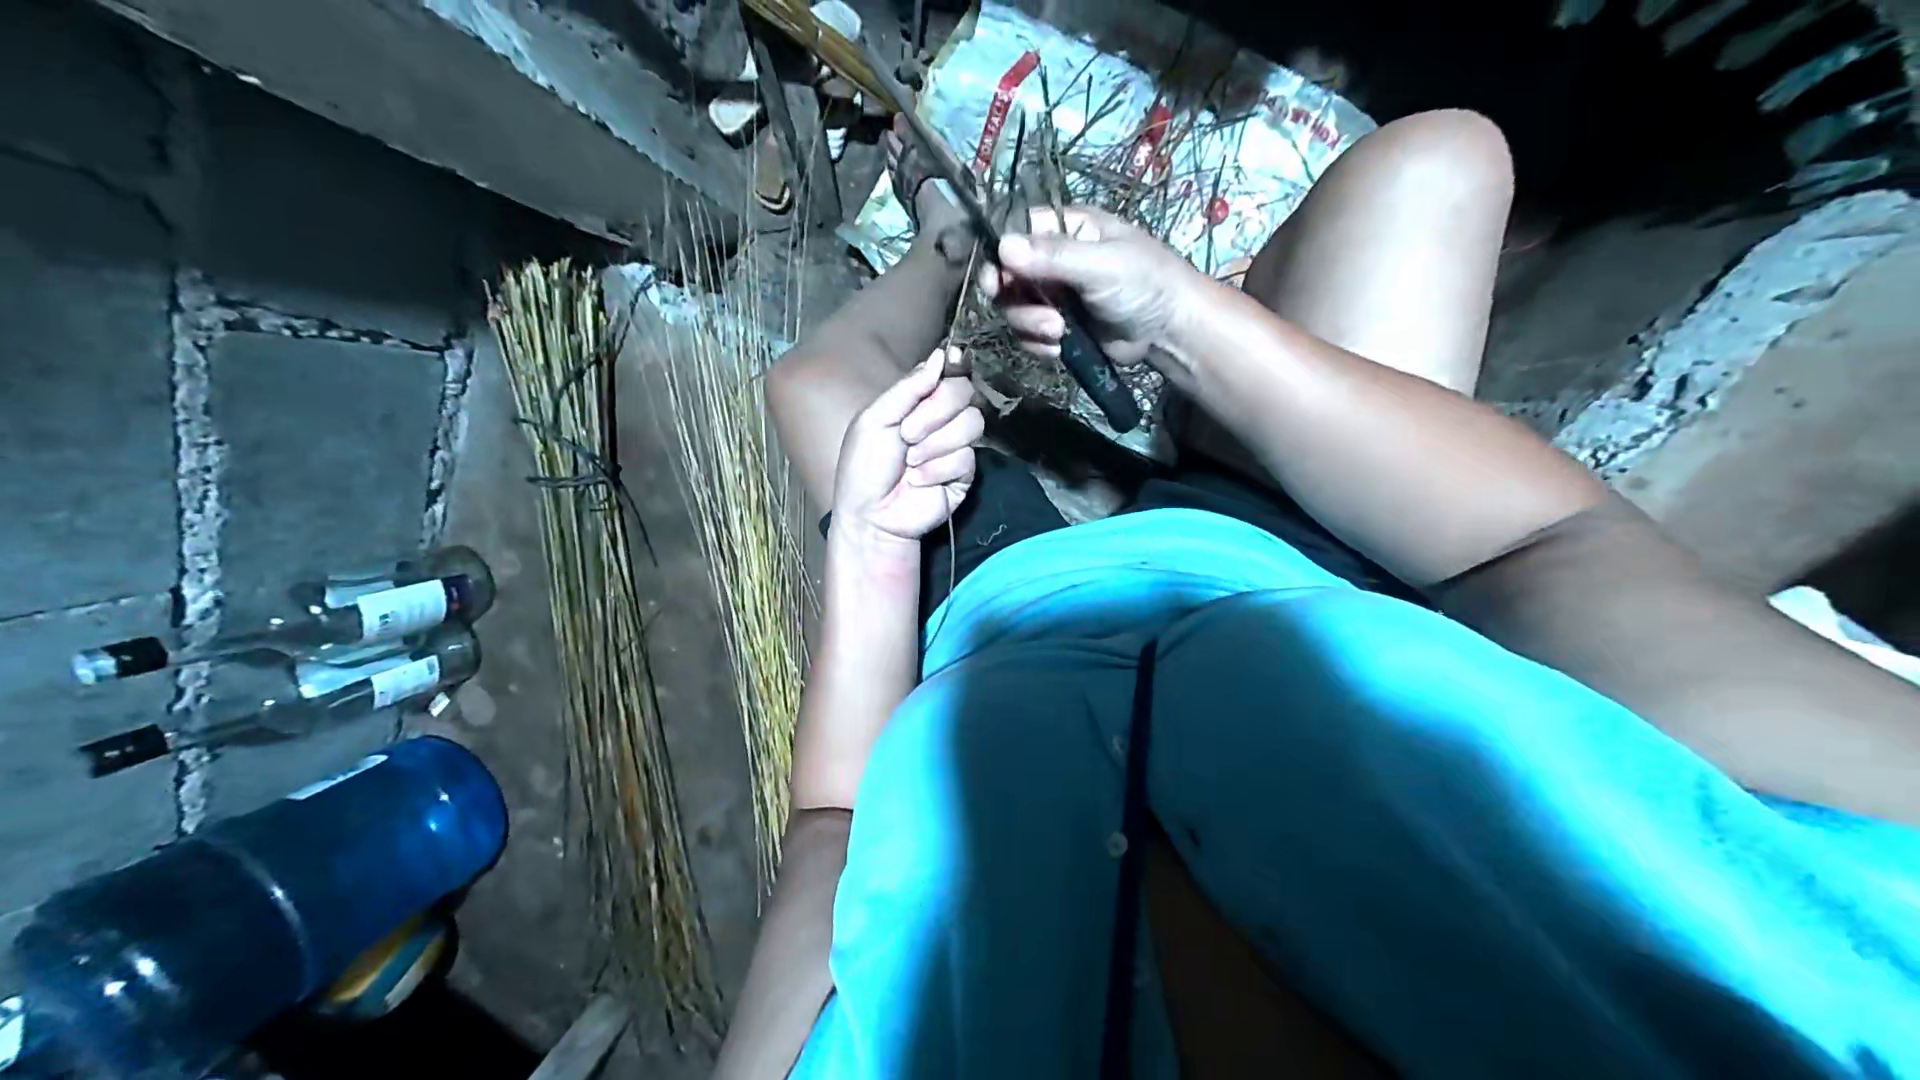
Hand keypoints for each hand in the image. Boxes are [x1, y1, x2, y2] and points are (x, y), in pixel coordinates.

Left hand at [832, 346, 982, 550]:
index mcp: (918, 403)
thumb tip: (941, 355)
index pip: (949, 374)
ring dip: (935, 444)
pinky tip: (918, 481)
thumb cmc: (864, 468)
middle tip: (907, 434)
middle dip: (935, 412)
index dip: (952, 369)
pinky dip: (937, 469)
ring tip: (911, 462)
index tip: (950, 364)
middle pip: (965, 394)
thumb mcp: (875, 419)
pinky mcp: (964, 474)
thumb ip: (908, 388)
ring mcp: (954, 446)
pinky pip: (966, 458)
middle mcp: (941, 420)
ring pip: (971, 424)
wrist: (871, 515)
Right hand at [978, 206, 1199, 365]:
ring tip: (1059, 332)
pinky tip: (1060, 348)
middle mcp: (1052, 259)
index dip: (999, 258)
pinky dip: (1038, 344)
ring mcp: (1053, 295)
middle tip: (1034, 314)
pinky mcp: (1057, 326)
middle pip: (1007, 276)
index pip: (1015, 233)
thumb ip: (1053, 257)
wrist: (1169, 330)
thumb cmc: (1144, 283)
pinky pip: (1028, 335)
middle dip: (1016, 300)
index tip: (996, 283)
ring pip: (1015, 309)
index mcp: (1065, 229)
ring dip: (1030, 325)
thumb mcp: (1101, 264)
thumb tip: (1003, 247)